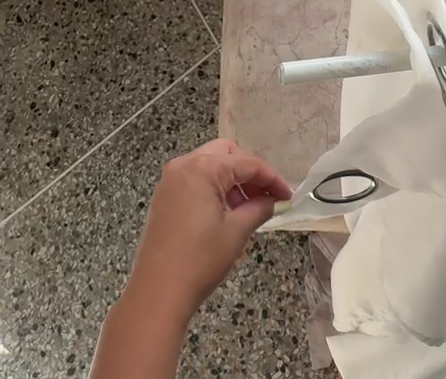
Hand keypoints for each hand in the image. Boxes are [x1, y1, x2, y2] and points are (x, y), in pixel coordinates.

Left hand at [123, 139, 293, 321]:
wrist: (157, 292)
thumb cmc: (200, 260)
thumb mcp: (236, 232)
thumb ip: (259, 208)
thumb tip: (272, 200)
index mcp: (203, 168)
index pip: (247, 163)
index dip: (272, 178)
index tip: (288, 195)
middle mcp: (184, 165)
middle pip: (227, 153)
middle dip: (250, 172)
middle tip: (267, 196)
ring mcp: (170, 179)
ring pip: (210, 164)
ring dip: (232, 180)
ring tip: (249, 208)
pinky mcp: (164, 196)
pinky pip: (196, 179)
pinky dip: (214, 187)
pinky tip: (226, 211)